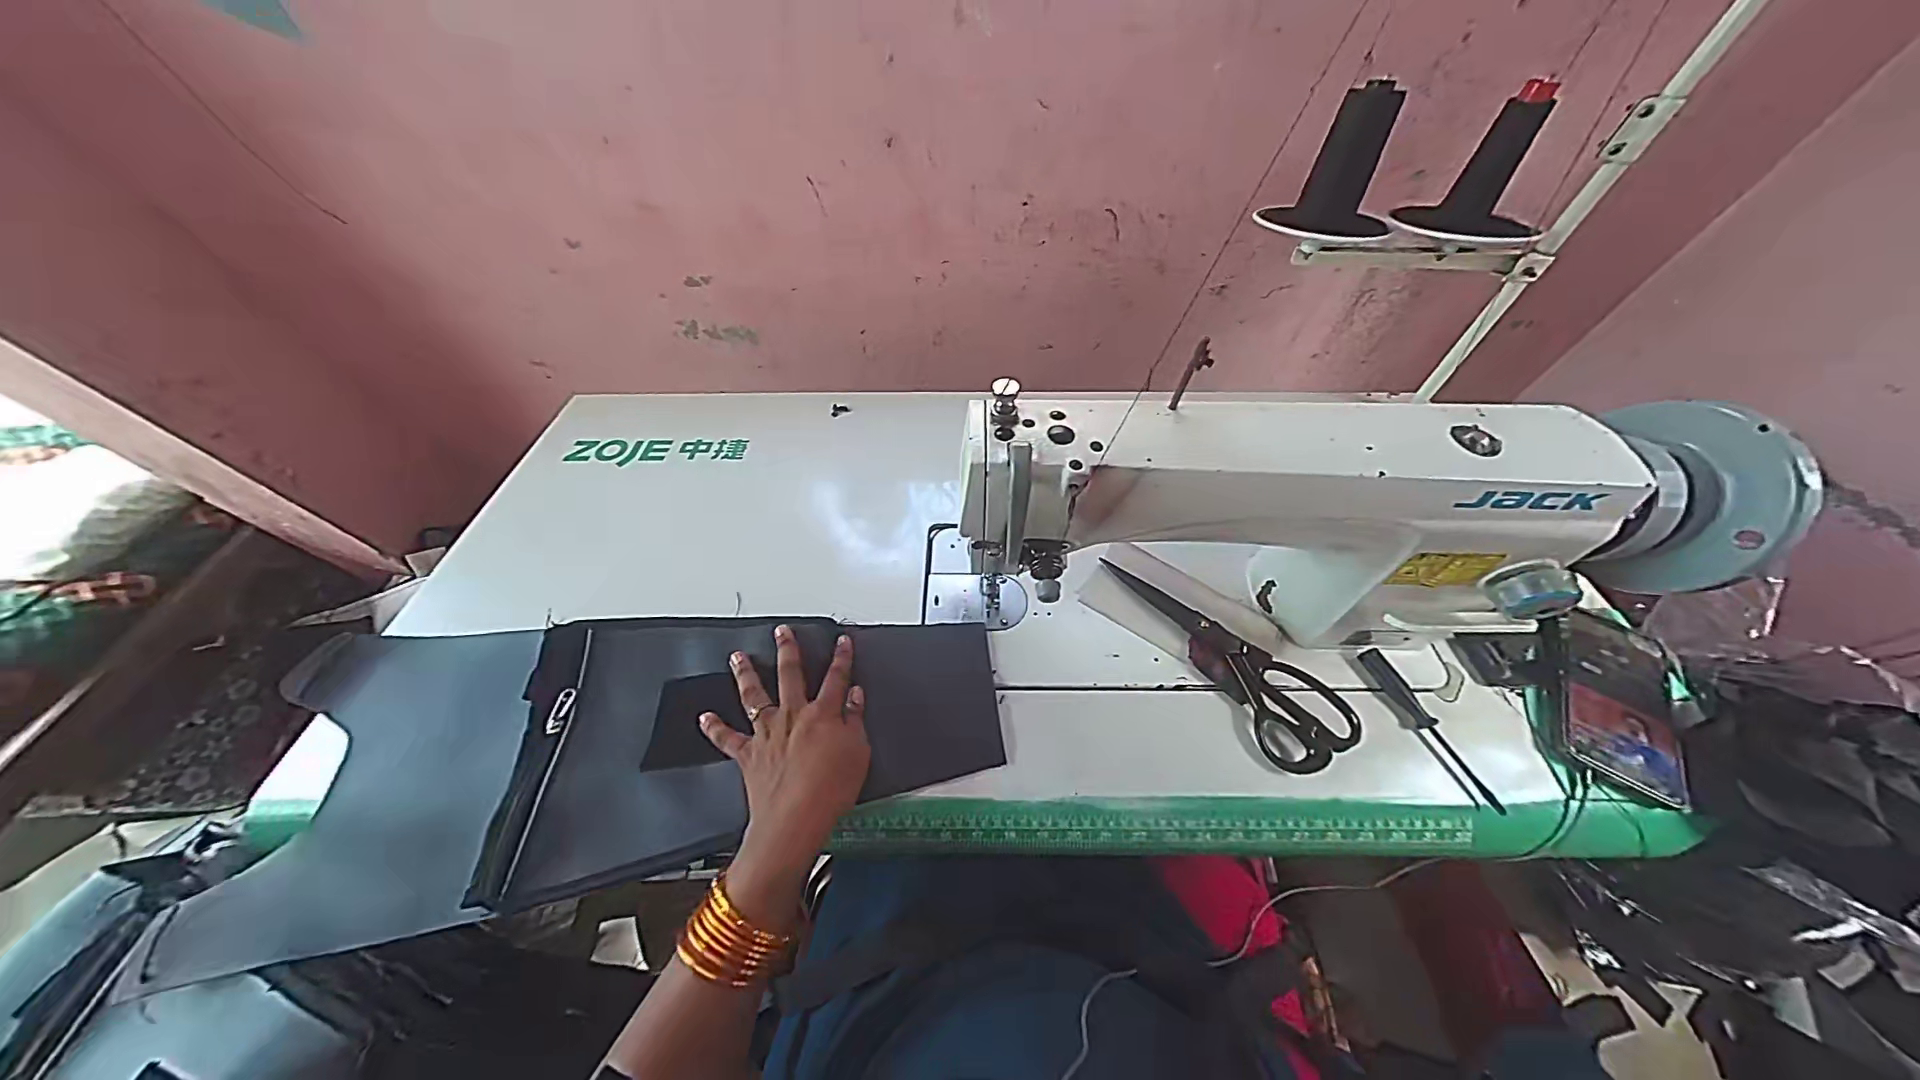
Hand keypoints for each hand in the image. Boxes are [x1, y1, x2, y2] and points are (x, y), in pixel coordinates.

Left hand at [700, 625, 868, 928]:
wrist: (795, 819)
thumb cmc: (829, 790)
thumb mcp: (858, 752)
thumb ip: (856, 720)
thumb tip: (855, 696)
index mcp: (824, 714)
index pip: (836, 677)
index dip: (841, 657)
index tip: (841, 642)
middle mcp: (793, 716)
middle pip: (790, 674)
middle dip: (787, 650)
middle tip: (781, 632)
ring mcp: (768, 733)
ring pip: (755, 696)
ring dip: (746, 674)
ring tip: (739, 657)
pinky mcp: (749, 754)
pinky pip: (727, 738)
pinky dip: (714, 727)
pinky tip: (705, 716)